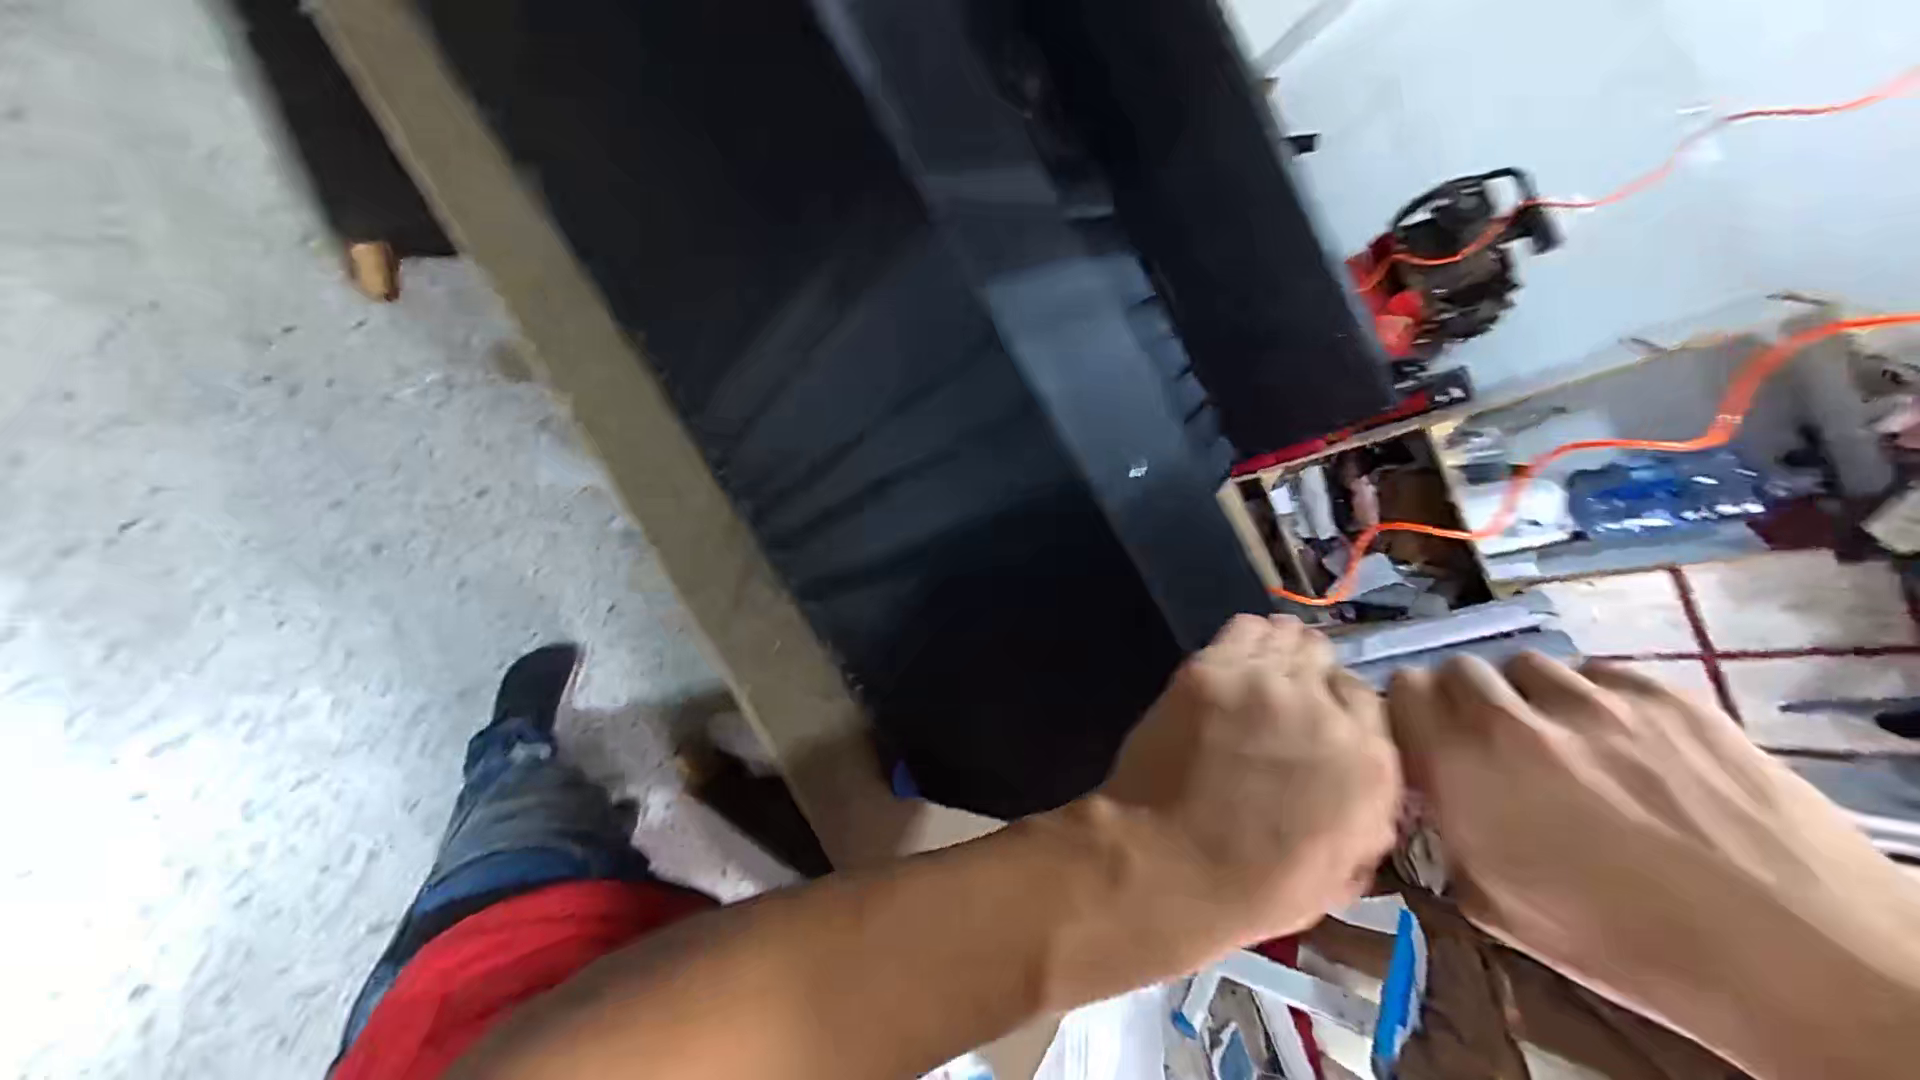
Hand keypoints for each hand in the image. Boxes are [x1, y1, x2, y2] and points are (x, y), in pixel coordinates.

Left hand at [1097, 614, 1400, 955]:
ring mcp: (1263, 684)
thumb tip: (1363, 779)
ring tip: (1261, 668)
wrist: (1167, 863)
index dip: (1339, 705)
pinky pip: (1241, 629)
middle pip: (1324, 661)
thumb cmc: (1253, 886)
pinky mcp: (1210, 670)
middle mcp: (1324, 711)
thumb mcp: (1339, 873)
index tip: (1317, 714)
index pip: (1366, 699)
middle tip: (1284, 693)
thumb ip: (1365, 816)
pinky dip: (1246, 637)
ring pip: (1286, 638)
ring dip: (1279, 650)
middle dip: (1309, 674)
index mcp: (1369, 763)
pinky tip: (1236, 655)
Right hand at [1389, 653, 1919, 1076]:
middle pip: (1457, 668)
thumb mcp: (1493, 901)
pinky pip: (1600, 674)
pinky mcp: (1668, 699)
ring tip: (1558, 737)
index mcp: (1461, 767)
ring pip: (1527, 666)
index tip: (1426, 734)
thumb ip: (1439, 832)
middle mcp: (1514, 720)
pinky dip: (1594, 698)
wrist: (1805, 962)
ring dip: (1527, 696)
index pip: (1401, 689)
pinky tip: (1620, 740)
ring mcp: (1595, 703)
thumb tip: (1425, 796)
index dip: (1409, 709)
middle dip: (1462, 698)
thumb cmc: (1625, 944)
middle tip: (1490, 739)